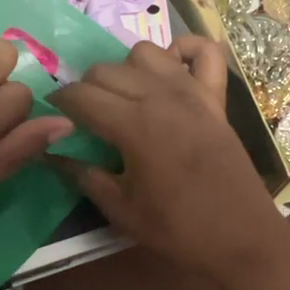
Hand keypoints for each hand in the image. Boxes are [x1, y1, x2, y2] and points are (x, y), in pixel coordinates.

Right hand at [50, 38, 289, 277]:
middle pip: (107, 70)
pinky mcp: (216, 99)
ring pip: (146, 52)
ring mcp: (193, 93)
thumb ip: (83, 176)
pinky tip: (170, 72)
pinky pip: (204, 52)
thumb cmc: (178, 229)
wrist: (241, 238)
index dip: (58, 103)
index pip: (81, 96)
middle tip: (84, 117)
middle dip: (86, 88)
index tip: (50, 116)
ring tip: (123, 98)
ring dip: (126, 69)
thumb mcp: (121, 209)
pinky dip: (184, 51)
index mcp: (134, 125)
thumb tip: (48, 154)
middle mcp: (161, 96)